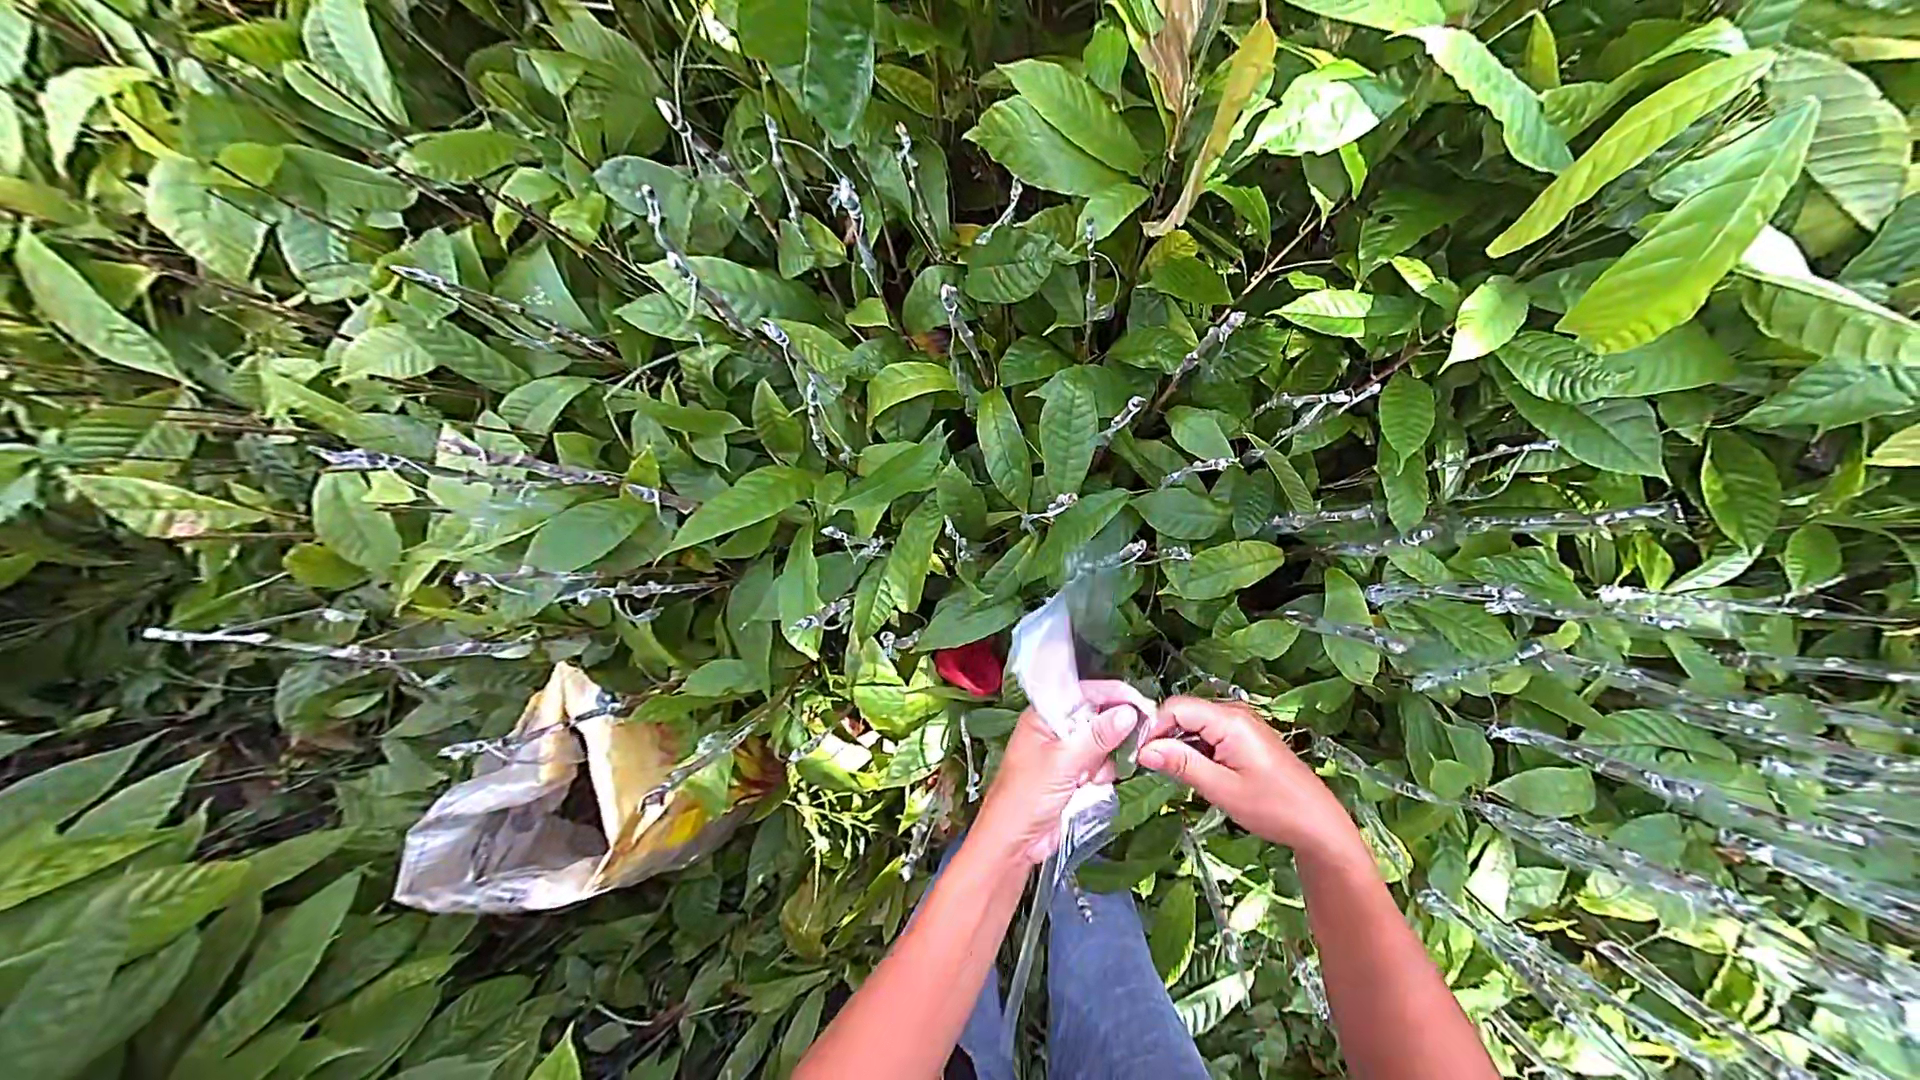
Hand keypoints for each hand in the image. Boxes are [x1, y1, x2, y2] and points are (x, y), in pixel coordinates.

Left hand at [970, 680, 1154, 865]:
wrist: (1014, 843)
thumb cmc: (1024, 798)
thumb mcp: (1063, 762)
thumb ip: (1097, 736)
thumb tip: (1127, 713)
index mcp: (1043, 716)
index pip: (1084, 693)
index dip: (1113, 695)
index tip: (1141, 704)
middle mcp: (1055, 729)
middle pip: (1097, 716)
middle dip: (1113, 731)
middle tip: (1132, 741)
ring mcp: (1065, 752)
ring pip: (1102, 742)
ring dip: (1107, 757)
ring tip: (1095, 774)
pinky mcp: (1073, 774)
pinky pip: (1100, 764)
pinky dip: (1103, 773)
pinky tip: (1094, 784)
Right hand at [1135, 696, 1363, 865]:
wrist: (1319, 825)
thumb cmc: (1273, 808)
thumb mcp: (1222, 789)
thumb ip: (1181, 765)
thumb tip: (1143, 750)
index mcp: (1230, 720)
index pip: (1175, 707)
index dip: (1154, 728)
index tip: (1140, 756)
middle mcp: (1234, 712)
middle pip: (1183, 712)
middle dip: (1164, 736)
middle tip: (1154, 767)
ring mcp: (1240, 722)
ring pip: (1193, 722)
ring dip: (1179, 744)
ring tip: (1175, 773)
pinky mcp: (1244, 734)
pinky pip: (1208, 731)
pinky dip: (1195, 748)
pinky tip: (1197, 771)